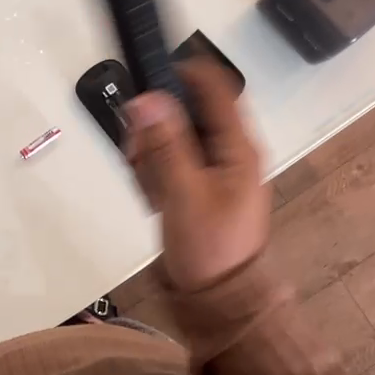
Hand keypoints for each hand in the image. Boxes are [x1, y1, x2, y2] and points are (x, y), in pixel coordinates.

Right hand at [123, 61, 270, 290]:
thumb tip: (147, 99)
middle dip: (155, 128)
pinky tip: (152, 196)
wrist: (220, 299)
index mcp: (238, 147)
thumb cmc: (208, 246)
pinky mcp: (200, 188)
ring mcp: (215, 171)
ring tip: (145, 184)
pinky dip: (154, 174)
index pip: (216, 88)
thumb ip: (165, 144)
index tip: (146, 83)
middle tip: (136, 152)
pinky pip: (171, 164)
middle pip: (187, 114)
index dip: (182, 75)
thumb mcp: (183, 193)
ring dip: (151, 155)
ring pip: (174, 140)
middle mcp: (230, 152)